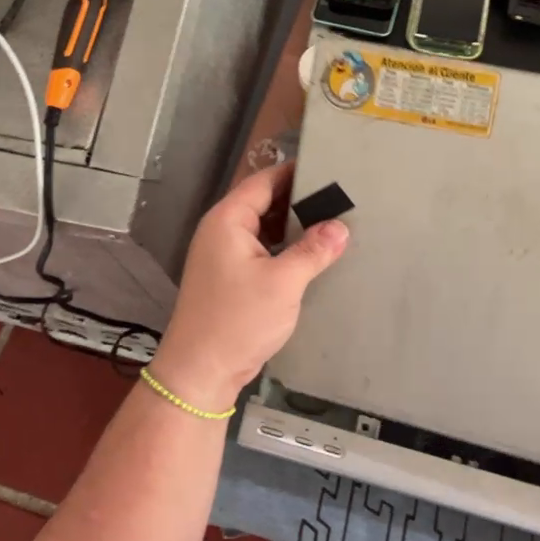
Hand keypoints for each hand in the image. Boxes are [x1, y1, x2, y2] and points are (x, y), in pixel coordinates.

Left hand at [148, 162, 348, 412]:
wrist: (200, 373)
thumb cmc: (238, 320)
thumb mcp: (283, 283)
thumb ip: (313, 250)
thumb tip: (340, 227)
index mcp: (228, 219)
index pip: (264, 181)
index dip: (295, 172)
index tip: (330, 167)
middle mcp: (222, 230)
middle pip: (263, 202)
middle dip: (299, 200)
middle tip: (340, 197)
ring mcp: (223, 255)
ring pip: (264, 228)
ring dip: (292, 227)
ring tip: (333, 223)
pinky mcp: (229, 277)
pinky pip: (261, 250)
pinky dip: (284, 248)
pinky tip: (311, 255)